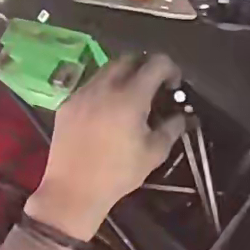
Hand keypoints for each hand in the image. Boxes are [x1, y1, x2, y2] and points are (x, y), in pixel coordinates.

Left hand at [24, 54, 185, 238]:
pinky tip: (107, 112)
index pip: (156, 63)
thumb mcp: (154, 153)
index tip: (174, 85)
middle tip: (154, 87)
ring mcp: (82, 94)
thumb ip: (171, 129)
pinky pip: (90, 86)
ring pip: (106, 70)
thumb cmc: (118, 173)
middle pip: (129, 59)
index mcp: (130, 97)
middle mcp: (104, 87)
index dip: (171, 69)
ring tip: (130, 99)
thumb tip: (182, 116)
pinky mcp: (67, 104)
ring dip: (123, 76)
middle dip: (145, 67)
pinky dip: (104, 89)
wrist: (73, 190)